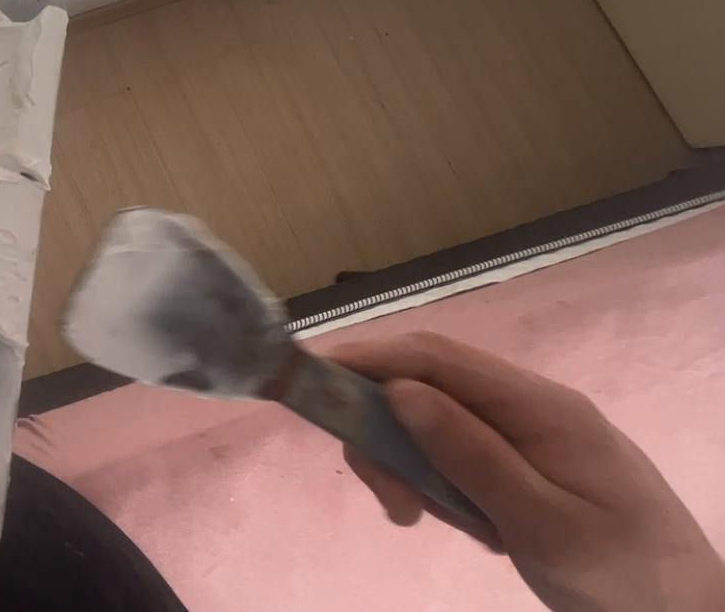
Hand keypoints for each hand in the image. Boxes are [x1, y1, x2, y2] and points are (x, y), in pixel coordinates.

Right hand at [330, 331, 724, 611]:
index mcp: (542, 407)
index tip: (312, 374)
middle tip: (374, 482)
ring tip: (408, 511)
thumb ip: (472, 455)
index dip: (368, 356)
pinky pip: (441, 444)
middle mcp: (525, 404)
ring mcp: (518, 429)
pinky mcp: (509, 455)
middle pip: (421, 382)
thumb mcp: (545, 525)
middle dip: (378, 422)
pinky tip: (435, 511)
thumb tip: (397, 389)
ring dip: (398, 457)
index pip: (436, 356)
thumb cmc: (622, 578)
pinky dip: (420, 473)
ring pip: (422, 415)